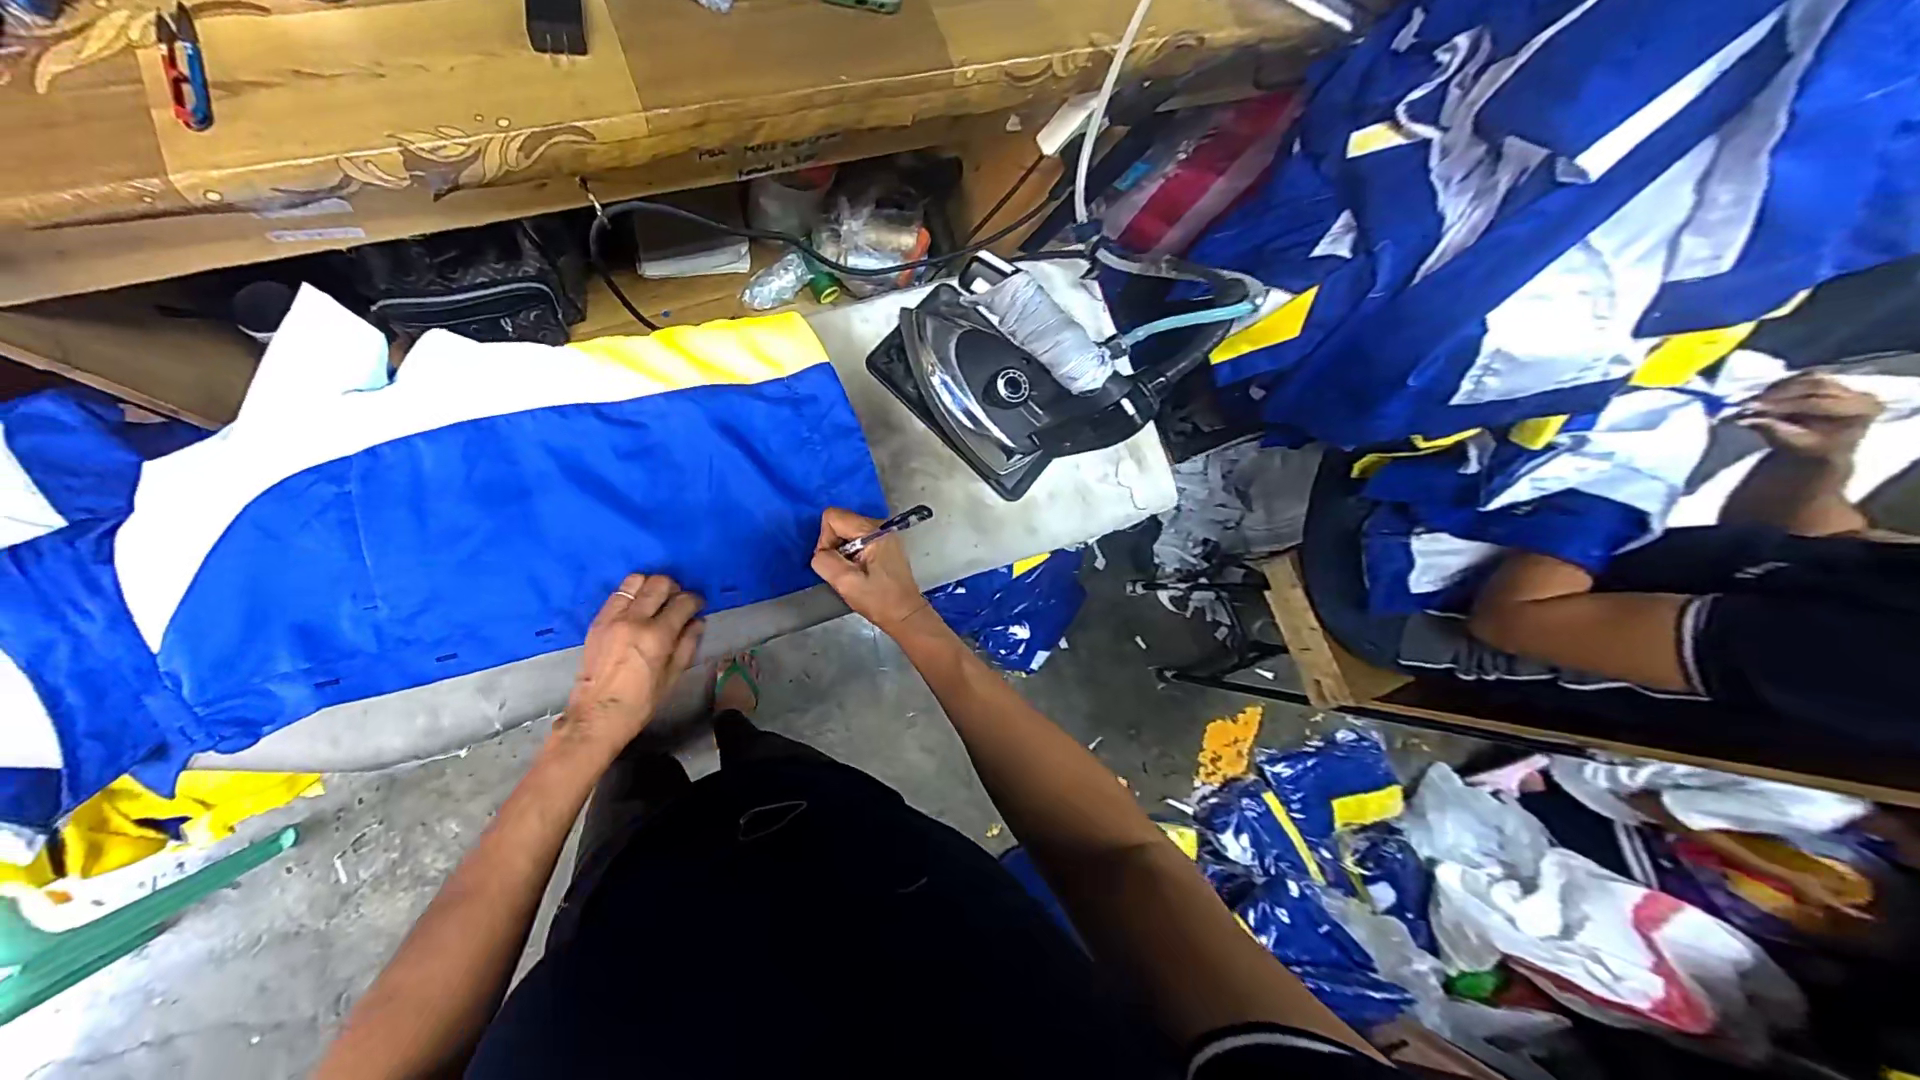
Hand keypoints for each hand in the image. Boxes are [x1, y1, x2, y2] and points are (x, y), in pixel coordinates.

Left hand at [555, 574, 703, 760]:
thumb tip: (697, 621)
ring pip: (635, 581)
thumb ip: (688, 643)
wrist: (597, 714)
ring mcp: (612, 618)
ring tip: (656, 600)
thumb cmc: (641, 700)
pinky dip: (631, 594)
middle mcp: (634, 620)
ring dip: (650, 586)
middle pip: (659, 584)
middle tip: (677, 602)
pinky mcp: (597, 621)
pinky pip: (617, 594)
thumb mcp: (673, 674)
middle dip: (675, 588)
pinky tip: (636, 608)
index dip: (695, 600)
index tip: (698, 606)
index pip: (683, 602)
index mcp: (657, 635)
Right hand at [811, 507, 937, 634]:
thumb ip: (825, 561)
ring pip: (847, 532)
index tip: (834, 562)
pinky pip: (857, 540)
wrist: (906, 614)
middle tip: (844, 571)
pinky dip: (852, 554)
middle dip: (834, 545)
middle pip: (841, 522)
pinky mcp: (884, 544)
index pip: (833, 516)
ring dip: (842, 552)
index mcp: (873, 531)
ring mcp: (884, 534)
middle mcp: (880, 526)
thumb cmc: (879, 600)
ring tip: (853, 573)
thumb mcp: (846, 582)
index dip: (825, 539)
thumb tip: (820, 553)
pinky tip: (860, 572)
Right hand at [1736, 374, 1882, 461]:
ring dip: (1779, 387)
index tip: (1749, 408)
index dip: (1780, 404)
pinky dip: (1783, 384)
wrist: (1824, 448)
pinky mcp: (1834, 382)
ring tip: (1755, 399)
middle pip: (1815, 386)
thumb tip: (1743, 418)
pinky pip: (1806, 376)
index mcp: (1861, 411)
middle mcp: (1860, 394)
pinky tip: (1765, 393)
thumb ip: (1773, 430)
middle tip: (1748, 402)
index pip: (1816, 403)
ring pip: (1810, 378)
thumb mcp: (1793, 443)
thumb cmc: (1810, 449)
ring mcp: (1848, 386)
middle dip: (1778, 394)